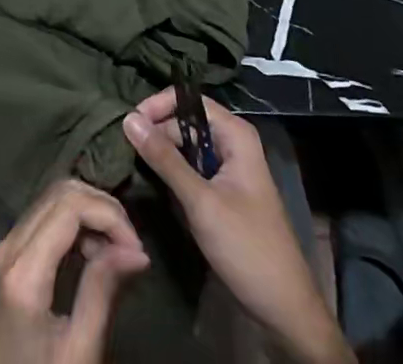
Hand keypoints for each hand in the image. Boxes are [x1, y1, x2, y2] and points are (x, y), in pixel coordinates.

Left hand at [0, 178, 150, 363]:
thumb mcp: (78, 350)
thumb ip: (103, 291)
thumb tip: (138, 250)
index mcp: (23, 272)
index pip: (71, 205)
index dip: (111, 215)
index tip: (136, 249)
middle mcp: (7, 248)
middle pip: (61, 192)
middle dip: (103, 208)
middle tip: (128, 246)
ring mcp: (3, 250)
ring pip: (52, 199)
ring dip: (89, 213)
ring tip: (113, 253)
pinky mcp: (6, 257)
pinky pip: (43, 217)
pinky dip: (73, 223)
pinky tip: (91, 254)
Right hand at [124, 91, 354, 363]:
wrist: (280, 302)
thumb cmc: (245, 245)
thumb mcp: (200, 201)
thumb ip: (165, 159)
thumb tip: (129, 119)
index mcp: (235, 134)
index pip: (190, 101)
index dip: (159, 106)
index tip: (128, 124)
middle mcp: (232, 143)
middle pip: (185, 122)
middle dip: (156, 132)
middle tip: (121, 151)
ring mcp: (227, 168)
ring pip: (185, 148)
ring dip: (160, 155)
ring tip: (127, 165)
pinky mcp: (220, 191)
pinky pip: (190, 170)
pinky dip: (170, 175)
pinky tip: (149, 185)